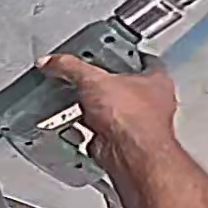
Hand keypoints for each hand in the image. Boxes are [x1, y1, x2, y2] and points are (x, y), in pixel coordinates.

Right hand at [37, 54, 180, 173]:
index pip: (144, 60)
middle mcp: (150, 103)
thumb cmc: (131, 118)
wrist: (129, 154)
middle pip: (122, 87)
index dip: (126, 55)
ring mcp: (135, 124)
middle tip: (85, 80)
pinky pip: (98, 131)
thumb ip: (70, 67)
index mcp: (156, 81)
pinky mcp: (119, 141)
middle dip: (102, 85)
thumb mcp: (93, 79)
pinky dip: (85, 128)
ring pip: (111, 111)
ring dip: (93, 109)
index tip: (111, 53)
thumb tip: (52, 61)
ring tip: (77, 103)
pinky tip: (76, 125)